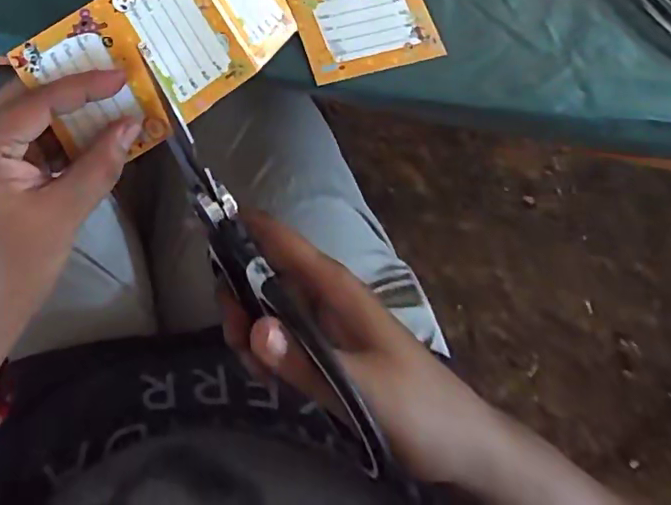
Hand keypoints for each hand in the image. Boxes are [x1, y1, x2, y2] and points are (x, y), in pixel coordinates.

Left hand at [0, 70, 140, 359]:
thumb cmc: (16, 266)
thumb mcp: (64, 212)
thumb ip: (99, 162)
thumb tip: (132, 122)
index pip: (40, 99)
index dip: (85, 84)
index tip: (123, 75)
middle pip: (28, 95)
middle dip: (72, 86)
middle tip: (114, 79)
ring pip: (29, 113)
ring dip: (67, 109)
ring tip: (108, 100)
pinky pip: (28, 137)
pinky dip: (58, 133)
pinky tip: (89, 134)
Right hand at [220, 212, 500, 488]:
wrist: (464, 444)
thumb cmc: (418, 407)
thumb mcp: (360, 389)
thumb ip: (304, 362)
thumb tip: (253, 328)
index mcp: (335, 287)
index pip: (282, 240)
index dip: (244, 225)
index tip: (206, 227)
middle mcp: (325, 295)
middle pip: (265, 272)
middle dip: (238, 294)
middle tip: (234, 335)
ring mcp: (324, 322)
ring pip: (268, 305)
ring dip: (249, 327)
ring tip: (253, 366)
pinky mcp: (325, 349)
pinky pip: (281, 335)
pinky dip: (265, 349)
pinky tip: (268, 377)